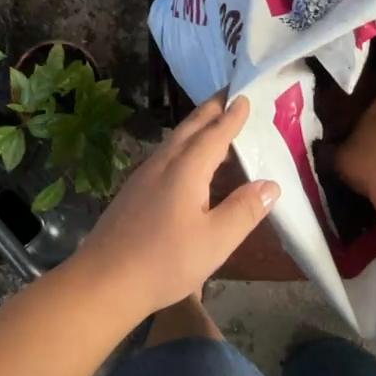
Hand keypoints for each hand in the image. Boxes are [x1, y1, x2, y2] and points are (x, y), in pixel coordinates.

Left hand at [72, 96, 279, 314]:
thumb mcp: (215, 242)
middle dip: (211, 110)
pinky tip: (188, 164)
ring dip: (196, 127)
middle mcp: (164, 163)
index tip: (244, 97)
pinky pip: (166, 155)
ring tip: (214, 124)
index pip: (214, 133)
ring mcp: (144, 175)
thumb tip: (271, 185)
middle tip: (229, 95)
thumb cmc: (164, 261)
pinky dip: (184, 146)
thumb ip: (244, 211)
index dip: (231, 116)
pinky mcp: (134, 190)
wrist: (104, 280)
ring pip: (175, 141)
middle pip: (190, 128)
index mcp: (186, 169)